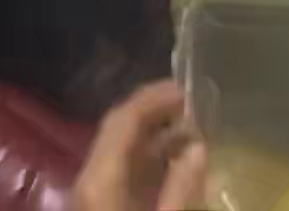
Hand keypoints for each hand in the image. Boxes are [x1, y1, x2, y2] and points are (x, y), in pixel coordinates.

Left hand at [75, 81, 208, 210]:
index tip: (185, 88)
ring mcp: (90, 190)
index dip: (155, 97)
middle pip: (119, 126)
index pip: (124, 118)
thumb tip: (199, 147)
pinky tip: (173, 163)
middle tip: (189, 102)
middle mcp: (89, 174)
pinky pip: (120, 169)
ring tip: (189, 128)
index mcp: (100, 176)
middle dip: (154, 109)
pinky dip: (146, 159)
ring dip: (153, 134)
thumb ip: (179, 190)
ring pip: (120, 147)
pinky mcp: (98, 202)